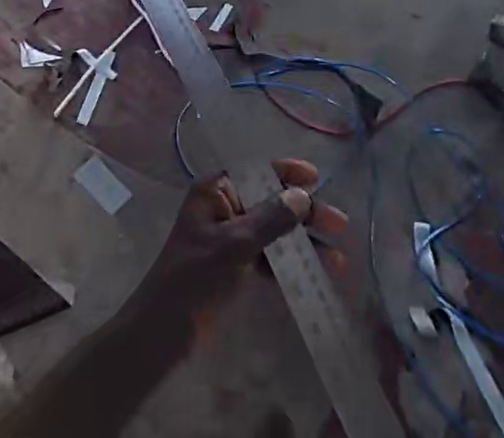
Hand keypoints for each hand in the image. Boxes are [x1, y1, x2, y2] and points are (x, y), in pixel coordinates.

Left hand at [128, 158, 350, 333]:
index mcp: (215, 192)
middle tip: (339, 225)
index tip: (317, 177)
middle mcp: (224, 208)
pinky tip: (317, 275)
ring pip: (275, 231)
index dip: (286, 171)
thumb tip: (302, 196)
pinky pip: (269, 257)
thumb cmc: (194, 278)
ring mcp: (230, 238)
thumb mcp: (233, 245)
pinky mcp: (235, 266)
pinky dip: (291, 264)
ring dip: (304, 243)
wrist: (163, 331)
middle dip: (305, 213)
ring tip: (339, 261)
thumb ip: (269, 220)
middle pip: (271, 202)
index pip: (256, 171)